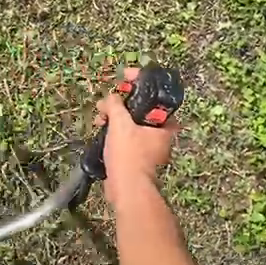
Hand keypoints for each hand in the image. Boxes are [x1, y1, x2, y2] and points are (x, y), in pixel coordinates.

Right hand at [94, 66, 179, 194]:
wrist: (127, 189)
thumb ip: (116, 105)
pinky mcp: (138, 157)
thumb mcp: (120, 124)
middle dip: (121, 103)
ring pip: (132, 123)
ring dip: (115, 118)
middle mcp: (161, 134)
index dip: (139, 81)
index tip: (125, 75)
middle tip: (107, 102)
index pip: (155, 94)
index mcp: (165, 124)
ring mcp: (150, 146)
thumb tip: (112, 97)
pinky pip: (127, 137)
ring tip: (99, 119)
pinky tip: (101, 131)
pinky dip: (115, 132)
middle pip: (141, 108)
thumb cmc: (129, 155)